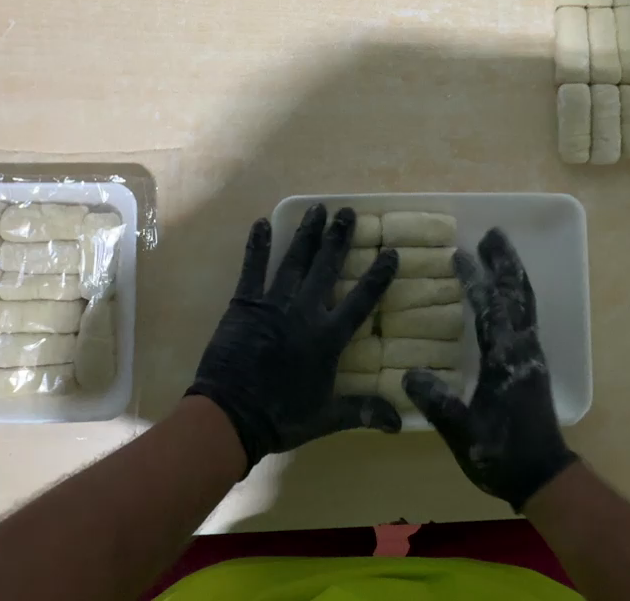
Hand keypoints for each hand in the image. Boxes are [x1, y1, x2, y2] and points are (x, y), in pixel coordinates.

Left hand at [186, 205, 401, 471]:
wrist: (230, 416)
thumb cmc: (281, 418)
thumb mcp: (327, 417)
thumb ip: (362, 411)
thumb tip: (399, 420)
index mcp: (327, 337)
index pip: (361, 299)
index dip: (378, 275)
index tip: (391, 251)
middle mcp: (304, 312)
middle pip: (327, 267)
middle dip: (338, 238)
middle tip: (348, 213)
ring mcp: (274, 303)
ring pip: (295, 260)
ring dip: (307, 233)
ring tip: (318, 208)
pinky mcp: (245, 303)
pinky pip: (253, 268)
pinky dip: (257, 245)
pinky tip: (260, 223)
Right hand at [403, 229, 577, 512]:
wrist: (541, 474)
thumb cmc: (501, 454)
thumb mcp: (463, 433)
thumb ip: (439, 404)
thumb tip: (409, 374)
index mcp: (505, 359)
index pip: (490, 309)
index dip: (476, 281)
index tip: (460, 255)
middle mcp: (522, 347)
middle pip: (516, 294)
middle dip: (504, 262)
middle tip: (492, 234)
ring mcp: (530, 352)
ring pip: (525, 300)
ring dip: (513, 272)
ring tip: (498, 249)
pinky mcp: (532, 360)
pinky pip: (525, 313)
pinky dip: (515, 291)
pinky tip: (504, 290)